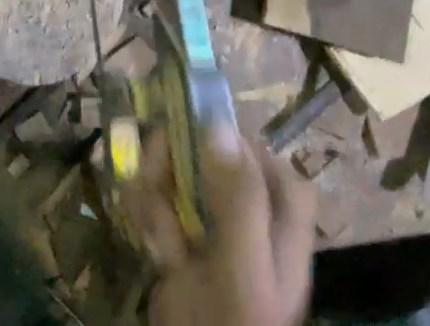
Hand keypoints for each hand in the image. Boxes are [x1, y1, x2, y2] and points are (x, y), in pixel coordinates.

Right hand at [122, 123, 316, 325]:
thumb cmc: (231, 323)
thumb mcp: (242, 266)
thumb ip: (240, 199)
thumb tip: (219, 124)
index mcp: (282, 217)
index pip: (261, 155)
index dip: (228, 142)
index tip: (191, 140)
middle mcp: (249, 214)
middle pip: (208, 158)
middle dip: (173, 171)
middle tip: (157, 190)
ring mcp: (213, 227)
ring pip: (175, 178)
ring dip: (155, 201)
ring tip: (161, 241)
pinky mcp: (181, 240)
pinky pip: (157, 205)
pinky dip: (148, 220)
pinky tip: (154, 250)